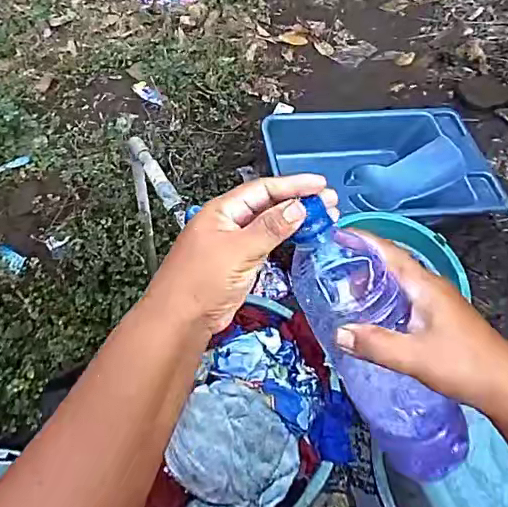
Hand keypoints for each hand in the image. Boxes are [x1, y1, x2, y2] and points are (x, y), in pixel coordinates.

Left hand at [140, 175, 337, 332]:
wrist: (180, 321)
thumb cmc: (197, 284)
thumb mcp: (238, 250)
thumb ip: (270, 228)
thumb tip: (297, 208)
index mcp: (222, 211)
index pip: (263, 189)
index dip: (293, 185)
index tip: (318, 185)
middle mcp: (229, 223)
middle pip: (269, 204)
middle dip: (299, 200)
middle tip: (327, 201)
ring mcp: (235, 243)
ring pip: (271, 224)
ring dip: (296, 219)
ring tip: (323, 217)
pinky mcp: (240, 262)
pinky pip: (269, 242)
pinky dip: (288, 237)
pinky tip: (303, 237)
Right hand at [333, 232, 507, 409]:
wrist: (504, 383)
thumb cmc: (464, 364)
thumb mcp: (413, 357)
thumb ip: (375, 344)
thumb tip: (340, 333)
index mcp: (425, 286)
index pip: (390, 252)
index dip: (364, 240)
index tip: (340, 233)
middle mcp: (433, 286)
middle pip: (395, 264)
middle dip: (365, 262)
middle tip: (337, 269)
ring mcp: (440, 300)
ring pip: (402, 282)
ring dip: (377, 282)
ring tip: (351, 293)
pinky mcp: (443, 316)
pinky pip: (409, 297)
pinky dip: (389, 299)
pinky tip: (378, 316)